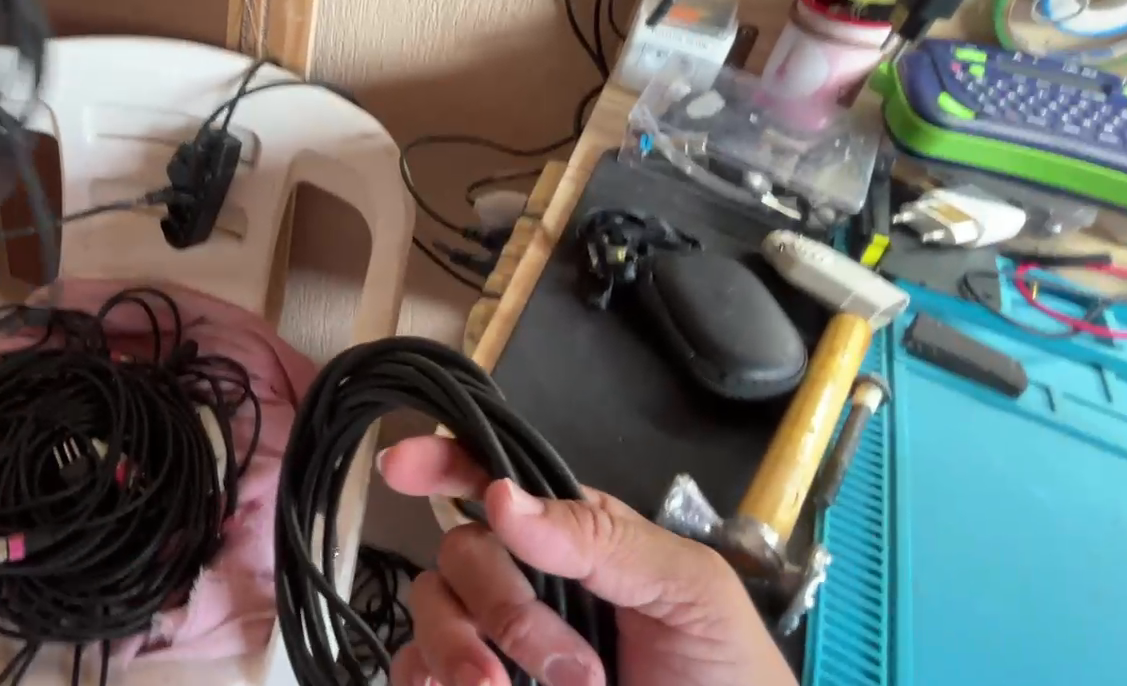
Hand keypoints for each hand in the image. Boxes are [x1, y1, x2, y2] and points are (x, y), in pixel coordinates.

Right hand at [379, 436, 795, 685]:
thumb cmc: (726, 676)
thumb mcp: (688, 591)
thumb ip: (599, 536)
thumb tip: (498, 497)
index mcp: (565, 533)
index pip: (491, 477)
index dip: (441, 461)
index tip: (400, 465)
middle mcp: (518, 575)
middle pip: (461, 549)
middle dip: (504, 603)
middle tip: (576, 673)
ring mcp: (491, 638)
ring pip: (430, 605)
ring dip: (460, 647)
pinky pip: (414, 668)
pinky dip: (426, 674)